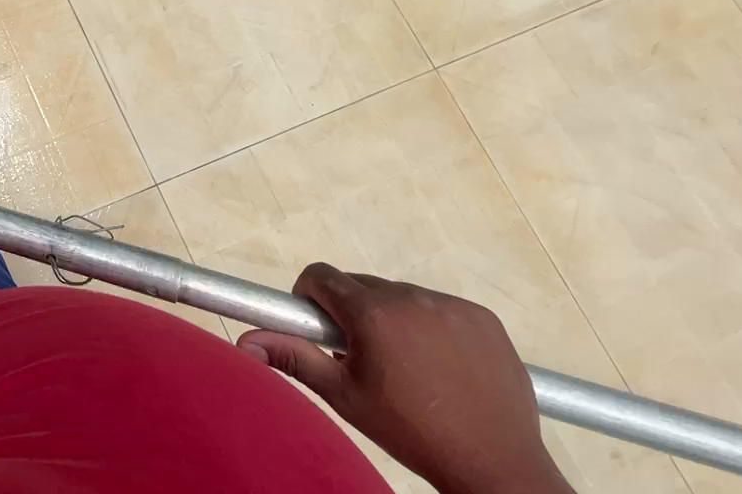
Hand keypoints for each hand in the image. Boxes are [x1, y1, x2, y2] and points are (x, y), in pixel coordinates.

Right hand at [239, 264, 571, 493]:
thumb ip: (294, 357)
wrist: (496, 466)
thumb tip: (245, 341)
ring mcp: (452, 305)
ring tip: (404, 363)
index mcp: (372, 313)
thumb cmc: (409, 430)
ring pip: (399, 294)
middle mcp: (411, 297)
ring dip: (390, 316)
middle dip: (350, 310)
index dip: (310, 297)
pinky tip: (439, 362)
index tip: (319, 329)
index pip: (320, 275)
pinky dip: (430, 324)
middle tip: (360, 354)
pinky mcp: (483, 318)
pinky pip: (439, 306)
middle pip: (360, 284)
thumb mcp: (344, 396)